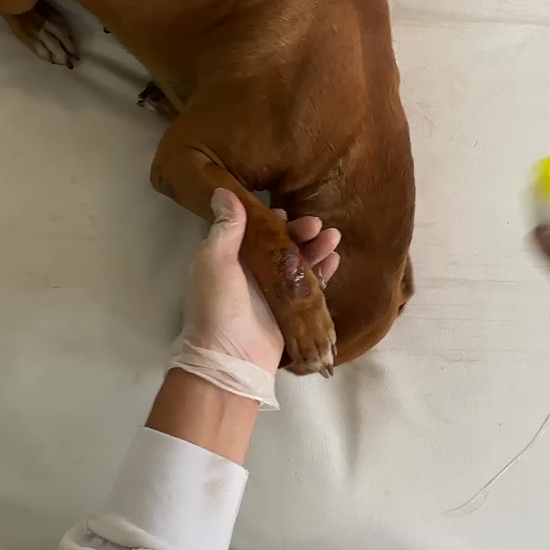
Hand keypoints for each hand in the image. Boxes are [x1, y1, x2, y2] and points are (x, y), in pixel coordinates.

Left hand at [183, 189, 340, 372]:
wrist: (229, 357)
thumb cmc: (216, 304)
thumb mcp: (215, 260)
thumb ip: (225, 228)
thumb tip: (223, 191)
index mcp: (230, 259)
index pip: (254, 232)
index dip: (270, 220)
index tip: (283, 211)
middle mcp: (252, 273)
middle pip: (281, 246)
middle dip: (300, 233)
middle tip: (316, 224)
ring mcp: (273, 293)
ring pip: (300, 264)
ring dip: (316, 249)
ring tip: (333, 237)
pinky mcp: (291, 311)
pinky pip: (311, 288)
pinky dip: (323, 274)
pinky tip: (334, 260)